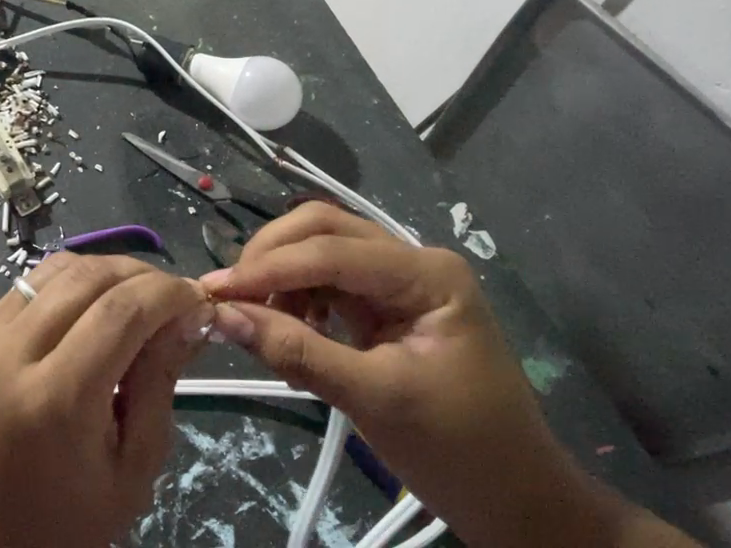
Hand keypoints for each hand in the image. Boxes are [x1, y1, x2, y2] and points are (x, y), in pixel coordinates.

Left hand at [0, 253, 214, 547]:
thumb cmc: (68, 518)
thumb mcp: (134, 466)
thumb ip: (159, 382)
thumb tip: (190, 314)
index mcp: (55, 397)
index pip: (121, 311)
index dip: (168, 294)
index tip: (200, 300)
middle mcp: (13, 350)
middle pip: (89, 277)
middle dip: (143, 275)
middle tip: (177, 296)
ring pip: (59, 267)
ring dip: (108, 269)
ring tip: (143, 295)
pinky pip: (32, 282)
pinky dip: (74, 280)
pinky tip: (98, 304)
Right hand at [201, 202, 696, 547]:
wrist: (518, 502)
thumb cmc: (459, 451)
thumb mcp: (373, 400)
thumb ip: (295, 351)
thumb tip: (221, 315)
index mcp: (426, 274)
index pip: (329, 250)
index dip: (267, 268)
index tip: (212, 292)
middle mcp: (412, 261)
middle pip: (322, 228)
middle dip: (270, 256)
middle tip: (229, 296)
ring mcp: (399, 280)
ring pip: (320, 248)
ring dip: (280, 275)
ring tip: (257, 320)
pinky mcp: (385, 304)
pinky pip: (327, 280)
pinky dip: (296, 296)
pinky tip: (285, 329)